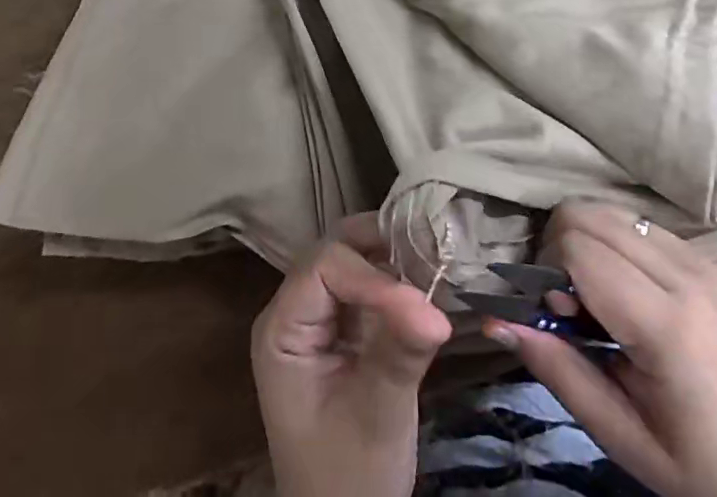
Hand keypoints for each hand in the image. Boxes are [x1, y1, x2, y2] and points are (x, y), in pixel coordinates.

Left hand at [252, 214, 452, 496]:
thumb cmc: (349, 474)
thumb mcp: (377, 417)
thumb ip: (400, 356)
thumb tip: (435, 309)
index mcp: (282, 330)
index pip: (323, 268)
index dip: (370, 274)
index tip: (418, 300)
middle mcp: (294, 312)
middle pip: (333, 250)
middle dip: (379, 242)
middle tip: (430, 247)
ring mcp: (318, 318)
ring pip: (351, 259)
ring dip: (390, 255)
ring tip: (434, 259)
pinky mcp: (344, 328)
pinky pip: (367, 284)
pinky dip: (397, 276)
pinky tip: (426, 281)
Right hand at [483, 202, 716, 496]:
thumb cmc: (697, 466)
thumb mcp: (619, 434)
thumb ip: (557, 369)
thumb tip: (495, 322)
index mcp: (667, 324)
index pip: (579, 248)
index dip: (549, 273)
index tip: (556, 317)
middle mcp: (687, 275)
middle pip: (591, 215)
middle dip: (560, 248)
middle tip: (569, 306)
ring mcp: (702, 261)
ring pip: (612, 211)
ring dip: (587, 242)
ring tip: (596, 298)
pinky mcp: (707, 259)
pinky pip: (638, 224)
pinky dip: (613, 242)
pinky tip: (624, 290)